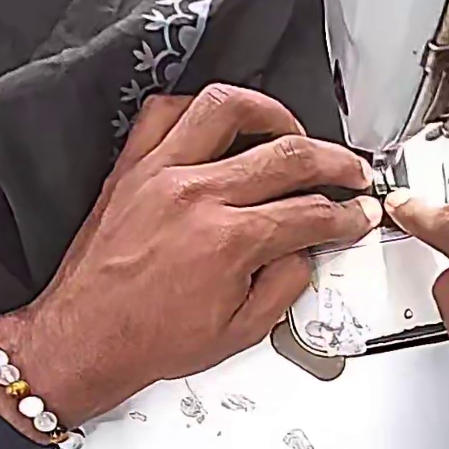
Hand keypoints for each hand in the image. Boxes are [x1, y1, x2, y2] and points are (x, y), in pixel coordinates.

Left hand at [0, 85, 380, 432]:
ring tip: (294, 130)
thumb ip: (284, 287)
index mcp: (230, 241)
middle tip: (351, 173)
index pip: (310, 214)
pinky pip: (167, 111)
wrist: (89, 337)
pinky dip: (201, 109)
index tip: (359, 213)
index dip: (347, 214)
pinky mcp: (132, 168)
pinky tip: (221, 124)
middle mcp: (198, 196)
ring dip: (275, 113)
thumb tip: (305, 253)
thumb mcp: (239, 332)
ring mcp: (162, 174)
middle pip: (288, 155)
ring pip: (229, 109)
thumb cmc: (151, 339)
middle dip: (336, 162)